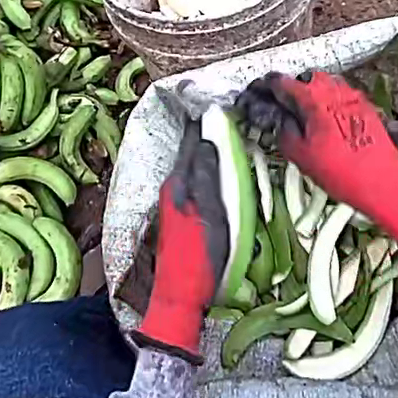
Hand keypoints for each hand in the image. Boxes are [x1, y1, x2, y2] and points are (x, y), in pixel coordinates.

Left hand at [131, 119, 232, 360]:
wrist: (177, 296)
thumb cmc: (200, 256)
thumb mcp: (212, 215)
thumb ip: (208, 176)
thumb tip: (206, 138)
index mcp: (179, 182)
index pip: (191, 141)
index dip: (204, 121)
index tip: (219, 102)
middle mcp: (171, 187)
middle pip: (189, 151)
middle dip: (204, 132)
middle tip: (225, 114)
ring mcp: (171, 201)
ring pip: (190, 165)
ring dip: (204, 150)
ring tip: (224, 135)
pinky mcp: (176, 213)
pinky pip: (191, 180)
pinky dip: (202, 168)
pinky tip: (216, 169)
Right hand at [235, 71, 397, 240]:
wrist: (381, 183)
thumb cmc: (337, 170)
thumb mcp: (299, 154)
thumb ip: (284, 130)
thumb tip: (280, 119)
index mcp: (314, 99)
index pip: (283, 83)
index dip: (266, 86)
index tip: (258, 90)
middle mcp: (334, 91)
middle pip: (307, 78)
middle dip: (292, 86)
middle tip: (281, 102)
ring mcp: (353, 97)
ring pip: (326, 84)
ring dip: (312, 92)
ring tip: (304, 110)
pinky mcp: (367, 108)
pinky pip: (342, 96)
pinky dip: (329, 101)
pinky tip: (326, 118)